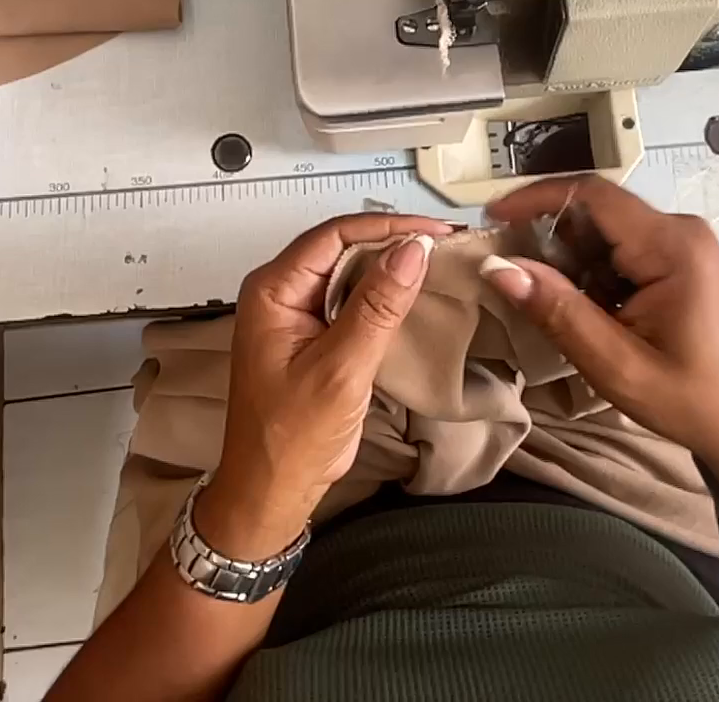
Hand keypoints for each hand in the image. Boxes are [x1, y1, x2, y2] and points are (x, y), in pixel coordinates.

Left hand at [194, 213, 451, 559]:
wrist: (272, 491)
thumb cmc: (292, 437)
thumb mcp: (339, 370)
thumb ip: (376, 307)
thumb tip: (413, 251)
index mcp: (273, 290)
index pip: (334, 236)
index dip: (387, 226)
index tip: (435, 232)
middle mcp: (282, 291)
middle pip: (342, 246)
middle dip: (393, 240)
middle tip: (445, 242)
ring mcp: (298, 312)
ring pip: (349, 270)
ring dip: (391, 265)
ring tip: (438, 260)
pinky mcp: (316, 333)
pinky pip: (352, 298)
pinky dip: (384, 293)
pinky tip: (414, 291)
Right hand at [481, 177, 718, 501]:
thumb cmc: (693, 402)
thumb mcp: (617, 365)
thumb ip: (558, 311)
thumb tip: (498, 267)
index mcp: (672, 246)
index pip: (592, 194)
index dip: (535, 197)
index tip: (493, 217)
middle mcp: (680, 232)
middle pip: (595, 212)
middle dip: (549, 237)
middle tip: (514, 275)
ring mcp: (683, 246)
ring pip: (605, 231)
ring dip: (569, 260)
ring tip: (551, 303)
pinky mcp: (681, 263)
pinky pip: (622, 250)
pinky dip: (591, 272)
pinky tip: (587, 311)